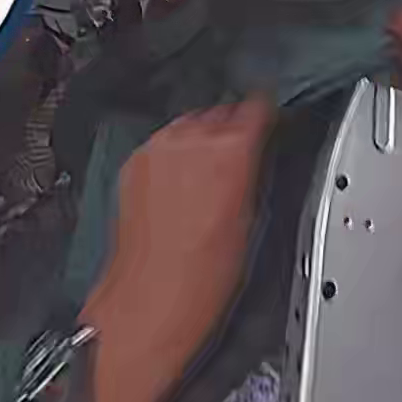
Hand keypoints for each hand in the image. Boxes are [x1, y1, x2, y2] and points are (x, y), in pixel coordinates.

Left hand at [109, 96, 274, 270]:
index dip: (264, 115)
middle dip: (232, 129)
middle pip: (223, 110)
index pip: (257, 104)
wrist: (152, 297)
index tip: (265, 122)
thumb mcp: (252, 211)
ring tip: (203, 175)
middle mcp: (194, 138)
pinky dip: (174, 153)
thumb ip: (252, 163)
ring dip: (201, 139)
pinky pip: (164, 141)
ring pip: (192, 122)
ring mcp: (161, 147)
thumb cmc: (204, 270)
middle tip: (235, 160)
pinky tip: (178, 183)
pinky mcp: (136, 160)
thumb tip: (255, 148)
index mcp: (232, 146)